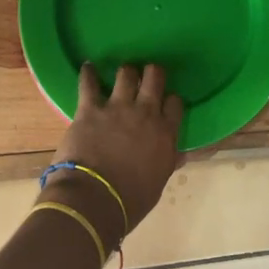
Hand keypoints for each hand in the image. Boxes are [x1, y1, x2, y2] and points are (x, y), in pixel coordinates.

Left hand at [49, 63, 184, 237]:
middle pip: (154, 77)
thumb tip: (180, 154)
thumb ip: (167, 161)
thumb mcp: (158, 183)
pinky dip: (87, 73)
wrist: (95, 201)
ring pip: (126, 73)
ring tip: (122, 74)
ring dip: (125, 72)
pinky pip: (88, 83)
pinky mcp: (90, 109)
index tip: (166, 102)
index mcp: (165, 134)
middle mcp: (145, 113)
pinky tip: (87, 67)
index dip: (171, 99)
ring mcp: (117, 108)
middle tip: (147, 76)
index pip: (175, 103)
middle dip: (152, 72)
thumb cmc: (130, 201)